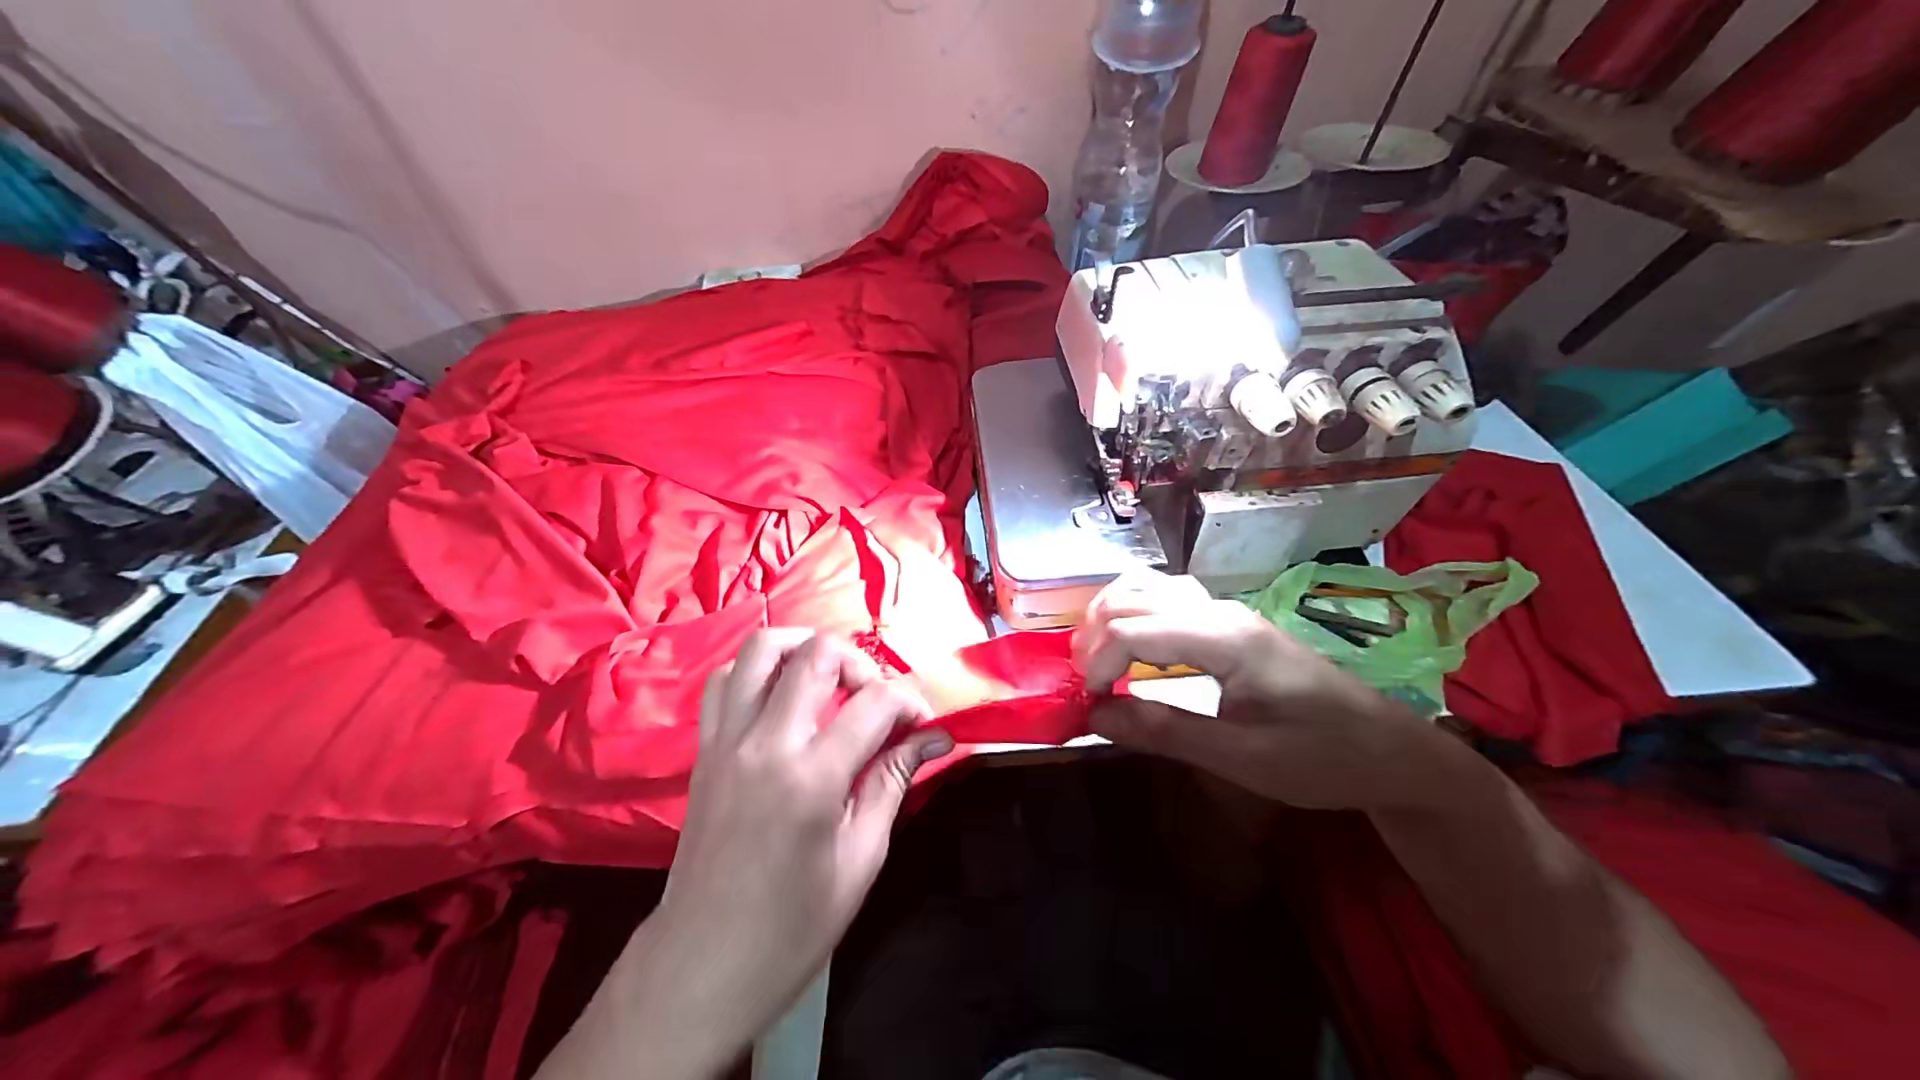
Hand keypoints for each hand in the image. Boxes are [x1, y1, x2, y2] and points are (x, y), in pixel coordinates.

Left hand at [558, 630, 952, 1078]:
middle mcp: (765, 743)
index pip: (874, 702)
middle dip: (862, 664)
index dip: (910, 703)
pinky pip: (725, 680)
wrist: (701, 964)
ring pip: (761, 648)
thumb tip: (932, 739)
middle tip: (876, 701)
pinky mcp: (704, 749)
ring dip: (805, 648)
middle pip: (817, 654)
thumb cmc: (791, 929)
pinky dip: (757, 670)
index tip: (922, 726)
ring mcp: (726, 740)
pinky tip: (782, 697)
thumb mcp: (860, 861)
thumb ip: (891, 783)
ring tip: (832, 679)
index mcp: (812, 778)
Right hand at [1074, 571, 1464, 813]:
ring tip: (1096, 659)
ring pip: (1148, 587)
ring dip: (1111, 616)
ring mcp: (1228, 611)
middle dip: (1095, 634)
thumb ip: (1164, 731)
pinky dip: (1134, 615)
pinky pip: (1166, 599)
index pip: (1135, 630)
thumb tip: (1095, 717)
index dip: (1099, 663)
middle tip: (1084, 681)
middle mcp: (1222, 611)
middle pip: (1134, 595)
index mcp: (1226, 638)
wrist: (1390, 751)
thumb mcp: (1241, 756)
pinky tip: (1129, 647)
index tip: (1090, 703)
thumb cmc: (1321, 758)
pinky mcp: (1231, 623)